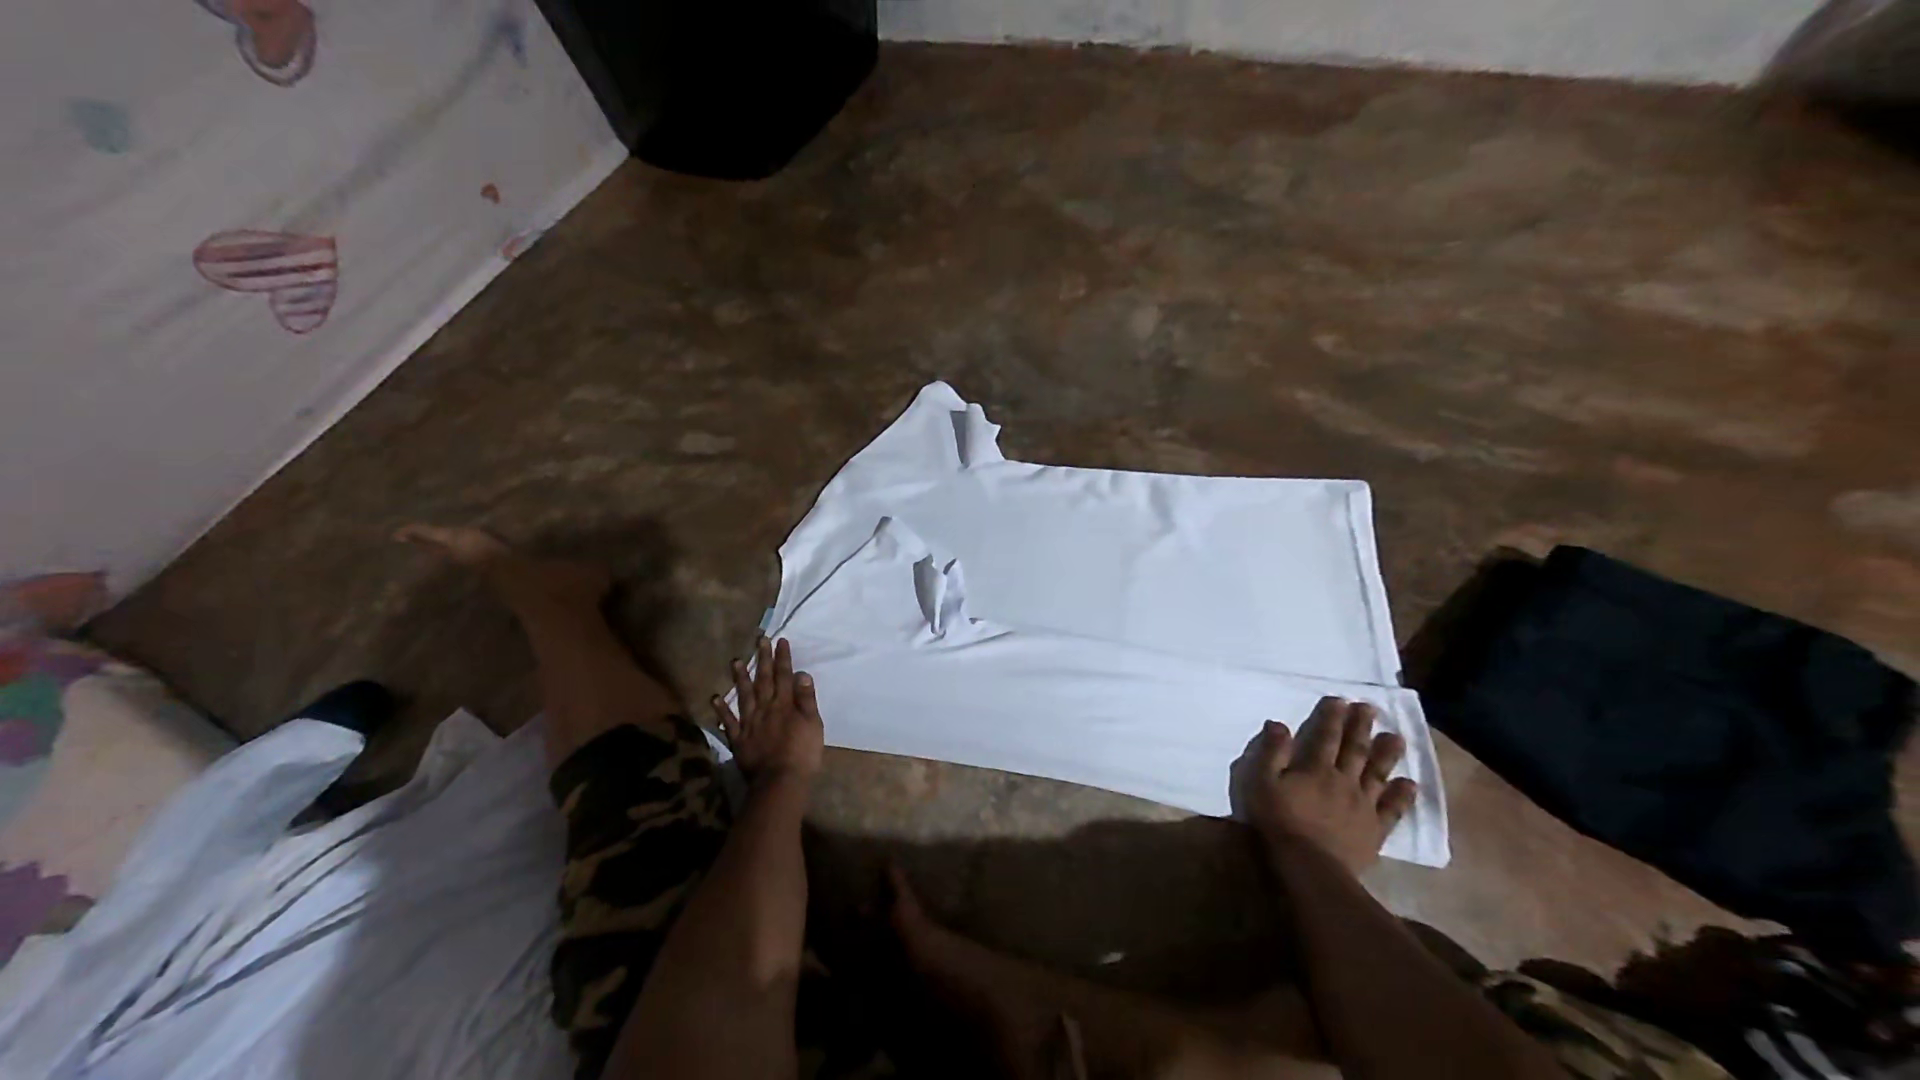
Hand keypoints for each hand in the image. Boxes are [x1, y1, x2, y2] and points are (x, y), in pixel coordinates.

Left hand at [713, 637, 824, 788]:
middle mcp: (765, 708)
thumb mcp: (813, 724)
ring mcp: (749, 723)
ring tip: (735, 661)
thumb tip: (801, 673)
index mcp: (785, 704)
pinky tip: (715, 698)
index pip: (784, 676)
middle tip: (759, 640)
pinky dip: (721, 710)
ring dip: (741, 678)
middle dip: (763, 659)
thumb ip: (806, 699)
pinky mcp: (739, 739)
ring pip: (744, 696)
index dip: (782, 658)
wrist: (780, 781)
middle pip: (764, 680)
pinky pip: (728, 722)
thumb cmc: (803, 753)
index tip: (780, 640)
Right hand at [1244, 697, 1417, 875]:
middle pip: (1355, 749)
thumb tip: (1279, 723)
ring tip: (1398, 737)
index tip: (1341, 700)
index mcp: (1316, 768)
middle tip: (1371, 708)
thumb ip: (1271, 752)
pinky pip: (1391, 810)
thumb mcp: (1262, 782)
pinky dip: (1401, 796)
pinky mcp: (1374, 829)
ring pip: (1378, 774)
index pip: (1326, 736)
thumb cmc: (1280, 820)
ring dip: (1387, 754)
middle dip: (1361, 727)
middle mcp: (1344, 780)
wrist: (1310, 865)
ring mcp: (1363, 805)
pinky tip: (1410, 784)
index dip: (1333, 717)